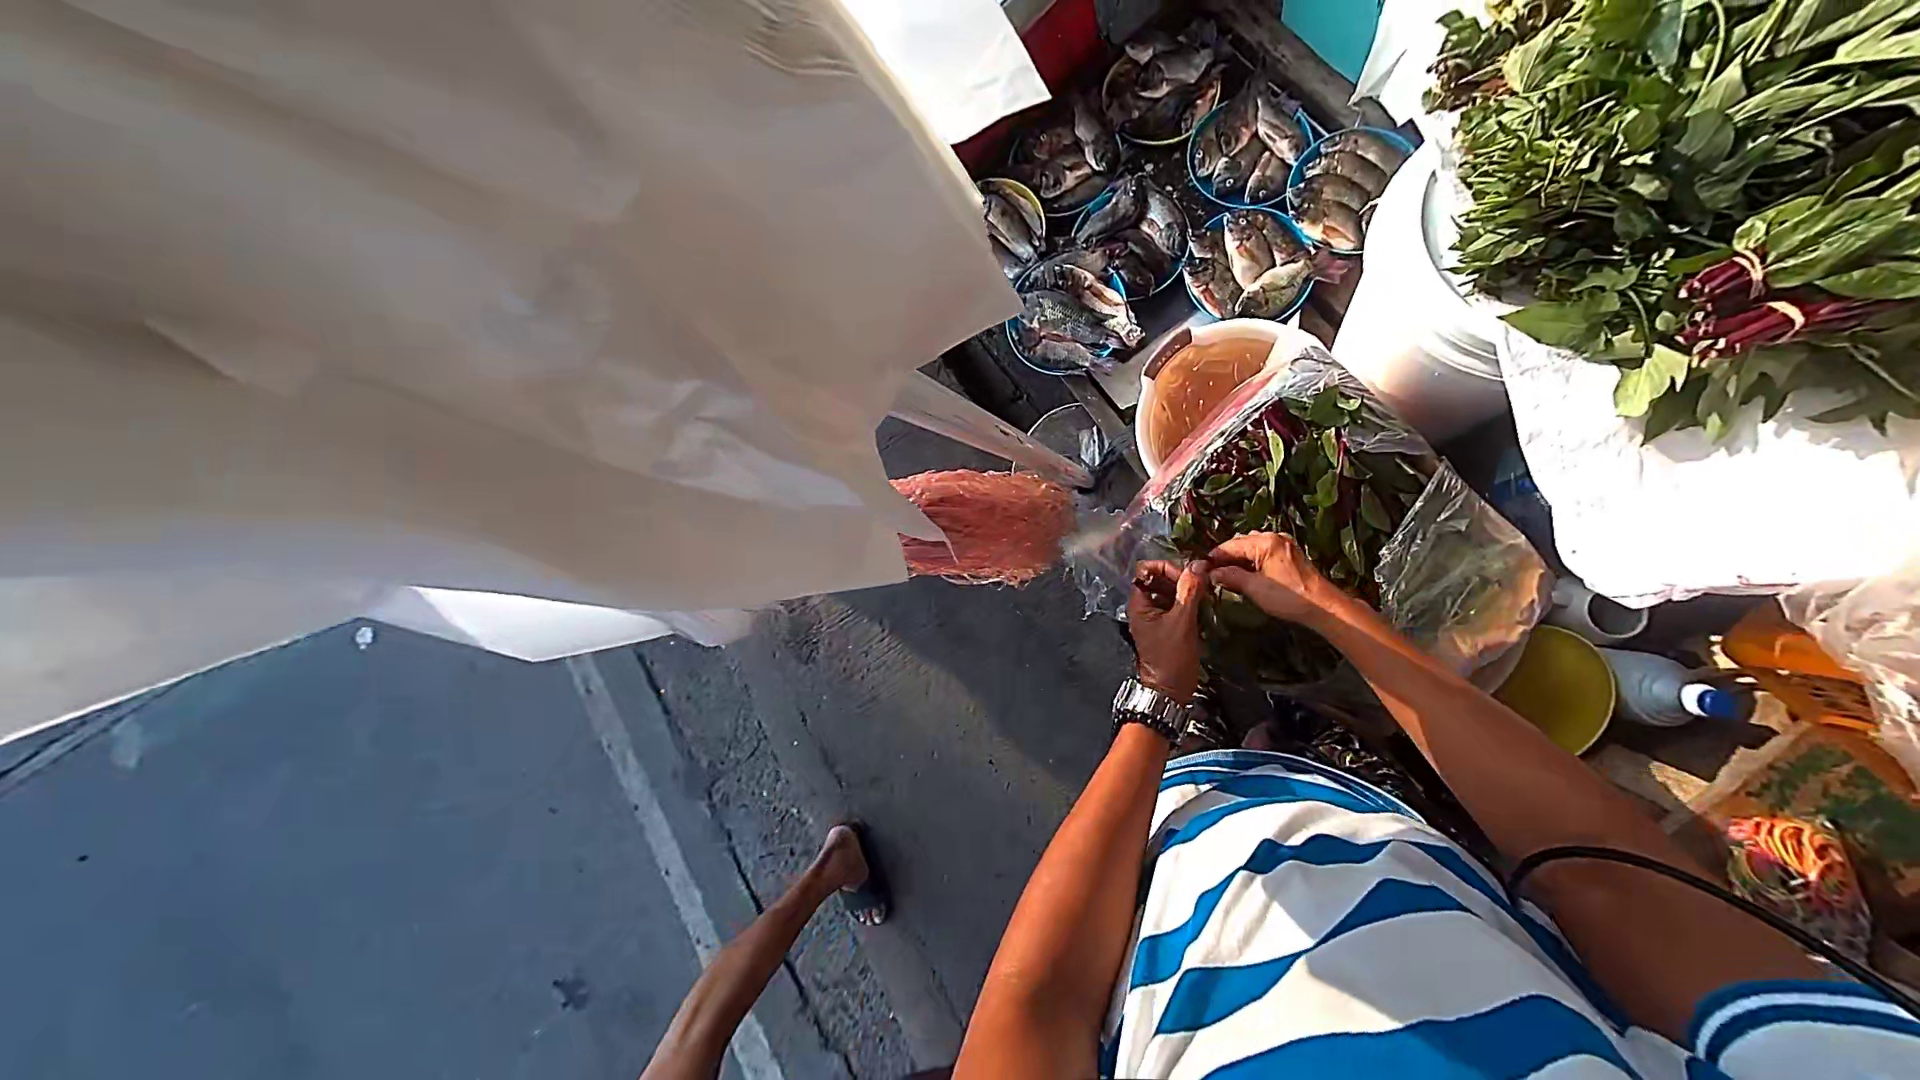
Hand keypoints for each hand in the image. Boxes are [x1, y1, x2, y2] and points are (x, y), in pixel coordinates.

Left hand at [1128, 560, 1205, 702]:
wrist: (1171, 691)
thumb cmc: (1171, 657)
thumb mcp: (1182, 622)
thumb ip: (1189, 592)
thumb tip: (1199, 564)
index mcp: (1138, 603)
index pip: (1146, 570)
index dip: (1166, 568)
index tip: (1187, 576)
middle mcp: (1143, 607)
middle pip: (1158, 579)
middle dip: (1179, 577)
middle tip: (1201, 583)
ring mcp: (1154, 616)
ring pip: (1168, 592)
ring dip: (1186, 589)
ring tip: (1205, 592)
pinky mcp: (1166, 625)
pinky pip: (1175, 605)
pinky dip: (1188, 601)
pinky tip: (1204, 603)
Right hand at [1206, 533, 1348, 625]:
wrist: (1324, 607)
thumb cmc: (1289, 597)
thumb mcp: (1254, 588)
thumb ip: (1230, 577)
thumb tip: (1212, 573)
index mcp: (1266, 542)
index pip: (1230, 545)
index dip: (1214, 558)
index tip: (1202, 569)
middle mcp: (1275, 537)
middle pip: (1240, 543)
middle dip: (1226, 558)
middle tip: (1212, 574)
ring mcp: (1284, 545)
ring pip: (1251, 548)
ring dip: (1238, 560)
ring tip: (1226, 576)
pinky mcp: (1289, 554)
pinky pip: (1262, 552)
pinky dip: (1251, 562)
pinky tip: (1244, 574)